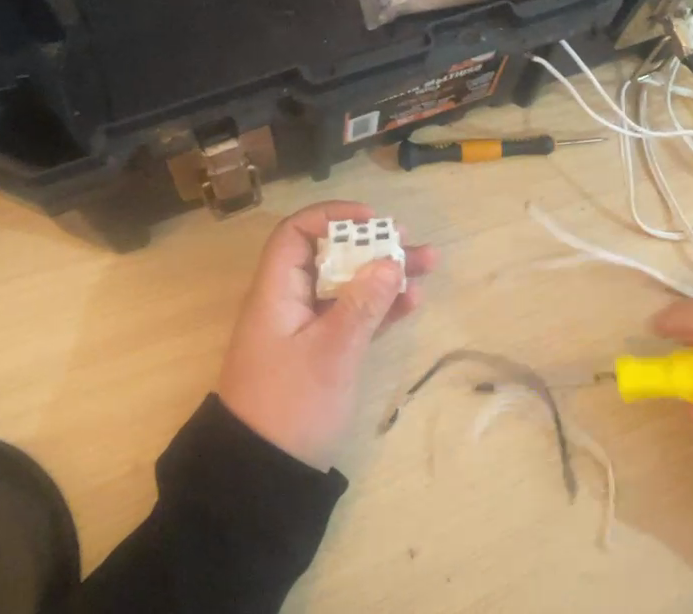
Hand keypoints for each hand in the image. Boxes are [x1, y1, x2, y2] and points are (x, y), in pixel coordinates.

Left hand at [218, 201, 436, 469]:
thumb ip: (361, 305)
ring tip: (429, 267)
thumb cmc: (291, 405)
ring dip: (384, 275)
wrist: (263, 475)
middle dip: (372, 247)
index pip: (297, 234)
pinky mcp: (320, 353)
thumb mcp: (331, 353)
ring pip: (347, 286)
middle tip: (414, 243)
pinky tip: (412, 302)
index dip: (332, 218)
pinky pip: (352, 316)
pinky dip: (379, 307)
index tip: (373, 221)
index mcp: (277, 292)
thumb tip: (390, 261)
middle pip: (331, 258)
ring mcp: (305, 329)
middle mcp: (289, 302)